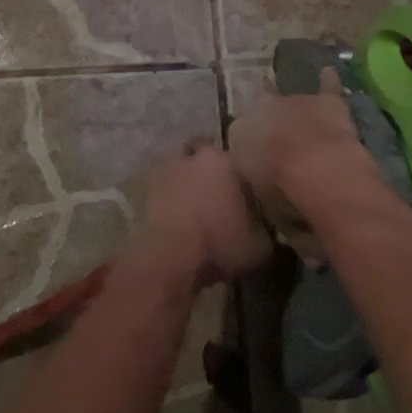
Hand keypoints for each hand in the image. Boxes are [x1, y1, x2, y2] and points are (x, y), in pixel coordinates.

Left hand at [138, 139, 271, 284]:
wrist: (170, 258)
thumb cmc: (220, 244)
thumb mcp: (261, 246)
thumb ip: (267, 228)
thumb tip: (268, 226)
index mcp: (226, 160)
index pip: (240, 158)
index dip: (243, 176)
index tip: (247, 193)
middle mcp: (193, 156)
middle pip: (204, 154)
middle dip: (211, 169)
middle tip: (220, 193)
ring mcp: (164, 170)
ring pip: (180, 166)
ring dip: (186, 179)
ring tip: (196, 204)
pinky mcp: (143, 189)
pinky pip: (162, 187)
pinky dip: (169, 196)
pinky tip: (177, 214)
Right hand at [227, 68, 374, 260]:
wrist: (317, 174)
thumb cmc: (284, 198)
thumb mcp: (270, 211)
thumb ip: (274, 208)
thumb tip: (290, 226)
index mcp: (239, 137)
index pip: (240, 138)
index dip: (250, 151)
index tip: (257, 164)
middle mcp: (260, 113)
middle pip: (263, 115)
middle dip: (268, 126)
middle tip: (277, 145)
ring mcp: (295, 103)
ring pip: (291, 102)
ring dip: (295, 109)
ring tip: (296, 116)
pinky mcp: (327, 103)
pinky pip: (326, 87)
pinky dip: (328, 81)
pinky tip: (328, 71)